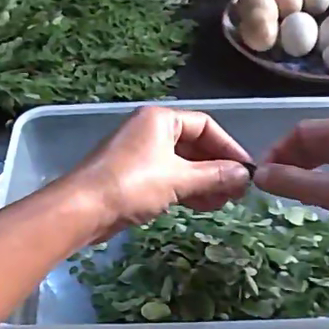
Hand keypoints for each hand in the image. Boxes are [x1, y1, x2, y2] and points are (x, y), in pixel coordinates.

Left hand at [63, 106, 253, 240]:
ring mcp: (138, 154)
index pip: (206, 125)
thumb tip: (244, 175)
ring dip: (203, 182)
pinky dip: (184, 189)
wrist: (82, 209)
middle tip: (236, 193)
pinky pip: (166, 178)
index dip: (229, 147)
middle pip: (194, 145)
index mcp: (160, 119)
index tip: (246, 172)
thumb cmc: (132, 185)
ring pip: (181, 164)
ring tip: (221, 204)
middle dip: (217, 169)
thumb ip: (214, 176)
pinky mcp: (131, 177)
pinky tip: (198, 206)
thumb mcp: (179, 179)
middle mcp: (149, 131)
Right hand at [254, 117, 328, 260]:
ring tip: (291, 199)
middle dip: (290, 164)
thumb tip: (258, 176)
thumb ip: (292, 183)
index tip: (262, 177)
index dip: (277, 152)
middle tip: (272, 191)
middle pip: (313, 144)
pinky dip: (325, 185)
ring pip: (328, 161)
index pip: (300, 131)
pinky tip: (321, 205)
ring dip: (306, 176)